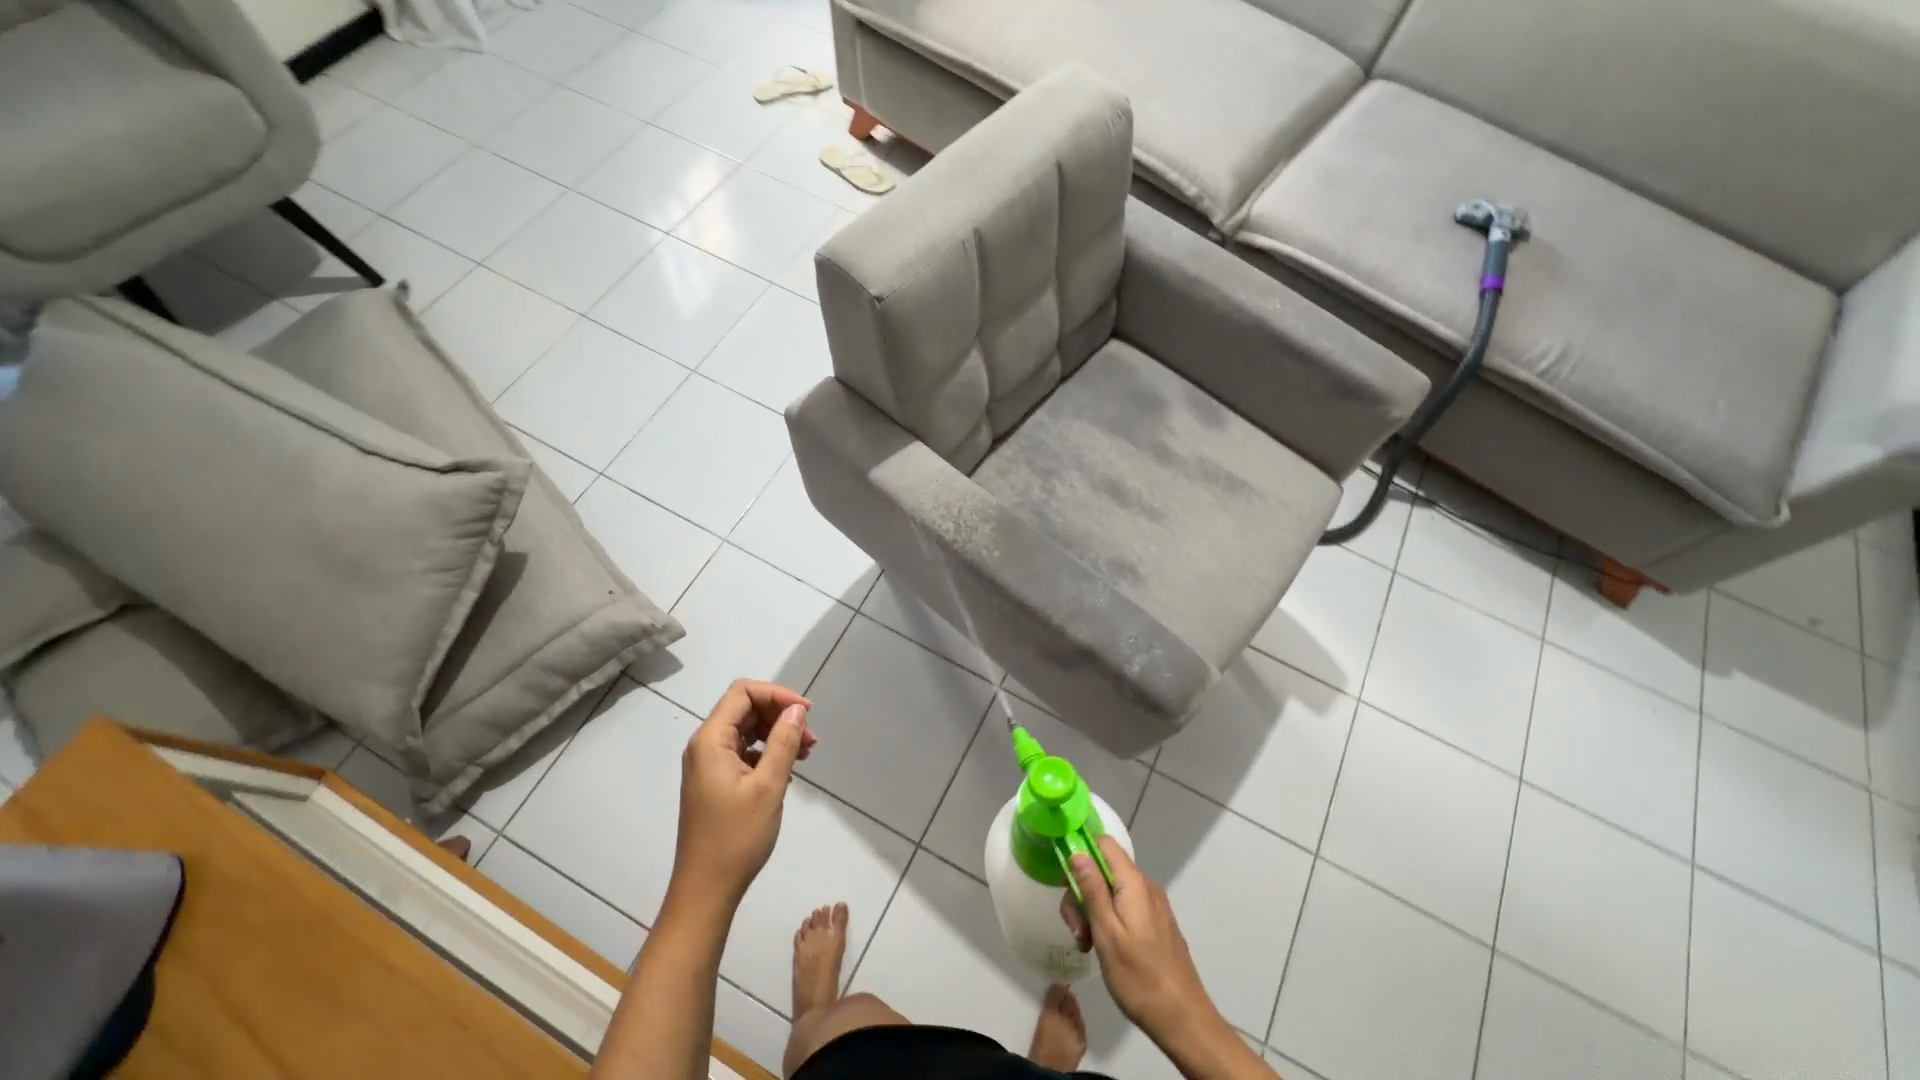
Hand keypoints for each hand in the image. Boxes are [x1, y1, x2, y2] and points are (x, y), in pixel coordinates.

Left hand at [670, 679, 817, 908]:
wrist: (706, 889)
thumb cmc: (736, 837)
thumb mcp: (768, 786)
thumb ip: (784, 742)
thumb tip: (797, 709)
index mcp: (710, 740)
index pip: (743, 693)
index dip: (777, 694)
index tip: (807, 712)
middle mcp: (704, 745)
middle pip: (744, 708)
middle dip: (780, 715)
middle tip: (811, 739)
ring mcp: (708, 764)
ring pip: (746, 730)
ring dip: (777, 734)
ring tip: (806, 754)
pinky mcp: (714, 782)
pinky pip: (743, 752)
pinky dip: (767, 752)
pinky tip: (787, 770)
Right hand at [1061, 836, 1214, 1036]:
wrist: (1182, 1018)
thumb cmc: (1139, 977)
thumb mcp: (1107, 934)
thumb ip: (1093, 890)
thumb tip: (1078, 852)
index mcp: (1134, 884)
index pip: (1104, 844)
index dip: (1080, 852)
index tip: (1063, 880)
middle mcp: (1147, 887)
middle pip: (1104, 870)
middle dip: (1082, 894)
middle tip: (1077, 931)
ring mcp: (1153, 906)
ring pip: (1112, 892)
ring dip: (1093, 912)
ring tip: (1088, 946)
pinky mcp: (1156, 924)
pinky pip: (1125, 908)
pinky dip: (1108, 922)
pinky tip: (1103, 949)